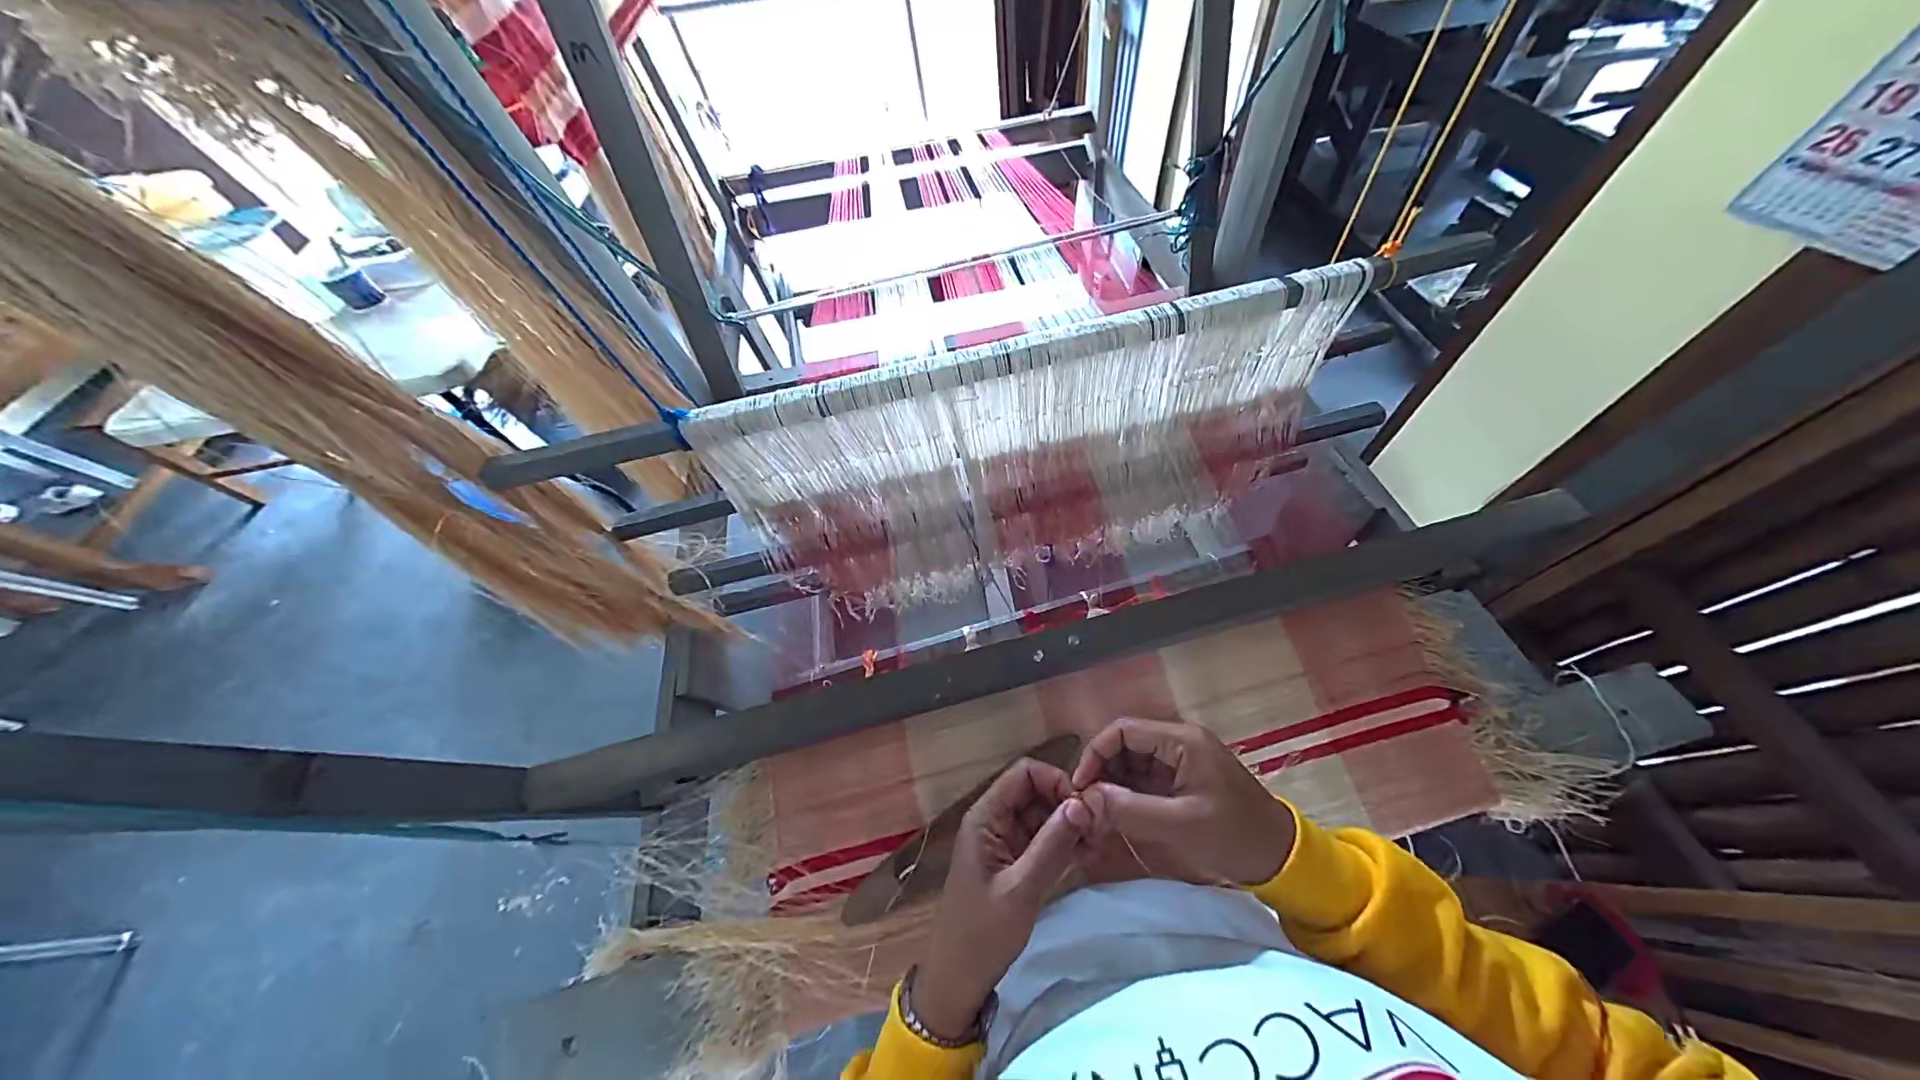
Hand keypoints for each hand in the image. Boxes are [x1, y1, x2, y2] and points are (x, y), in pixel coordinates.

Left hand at [915, 758, 1090, 1040]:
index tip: (1083, 808)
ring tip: (1094, 842)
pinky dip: (1060, 841)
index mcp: (984, 817)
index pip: (1023, 773)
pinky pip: (1040, 837)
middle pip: (1034, 790)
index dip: (1055, 781)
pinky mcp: (1012, 861)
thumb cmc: (982, 934)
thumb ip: (1051, 845)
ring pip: (1040, 813)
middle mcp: (992, 820)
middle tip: (1095, 829)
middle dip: (1064, 802)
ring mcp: (1002, 840)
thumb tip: (1082, 804)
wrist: (958, 979)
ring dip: (1066, 823)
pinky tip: (1082, 854)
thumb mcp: (1021, 890)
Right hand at [1072, 717, 1296, 886]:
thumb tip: (1084, 799)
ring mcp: (1181, 763)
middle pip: (1124, 745)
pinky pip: (1143, 781)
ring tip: (1097, 813)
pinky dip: (1126, 796)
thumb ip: (1129, 809)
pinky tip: (1116, 816)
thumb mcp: (1179, 825)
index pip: (1122, 730)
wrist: (1282, 861)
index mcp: (1182, 741)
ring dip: (1112, 785)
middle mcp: (1179, 744)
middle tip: (1086, 804)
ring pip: (1130, 763)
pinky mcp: (1183, 783)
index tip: (1080, 786)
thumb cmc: (1234, 837)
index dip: (1095, 753)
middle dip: (1101, 771)